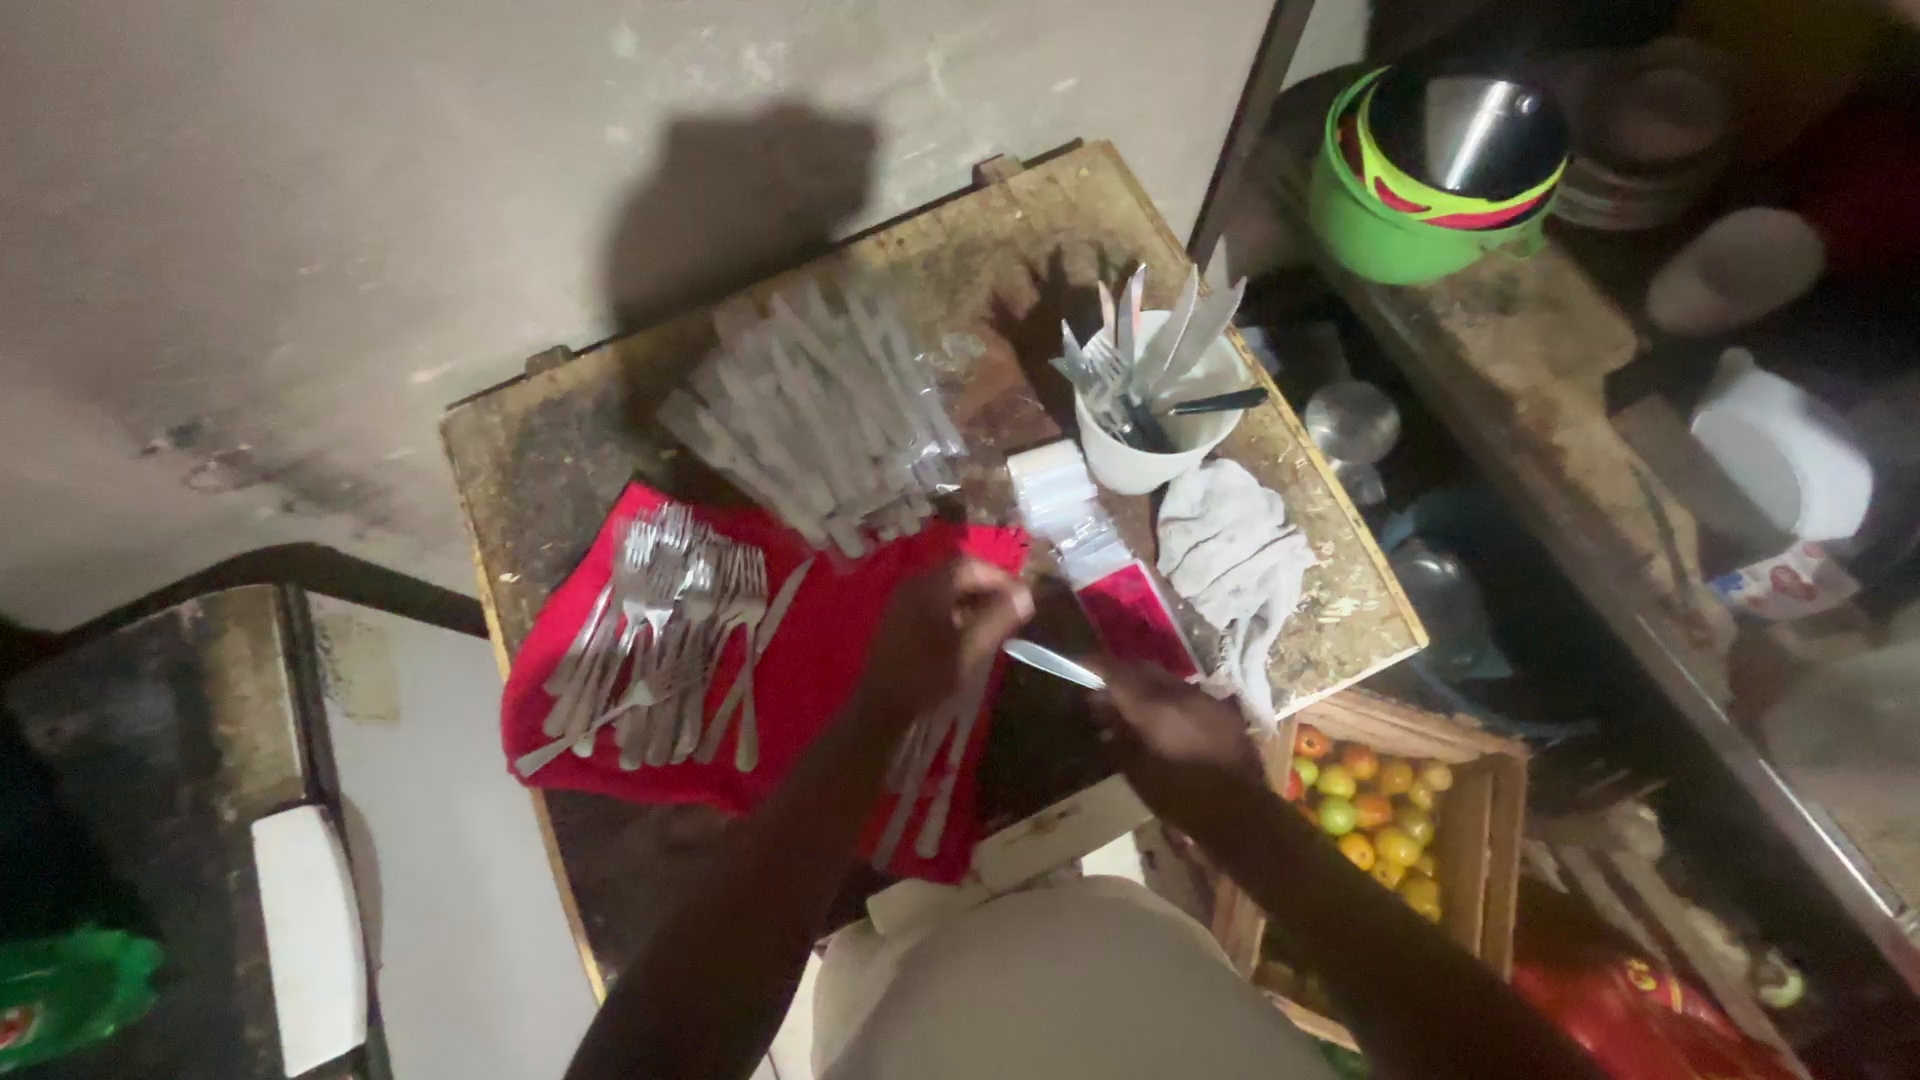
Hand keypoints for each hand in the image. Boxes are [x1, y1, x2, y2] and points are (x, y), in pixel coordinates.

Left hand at [856, 557, 1033, 720]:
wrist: (881, 708)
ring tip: (995, 622)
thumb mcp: (970, 648)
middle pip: (958, 573)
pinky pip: (934, 603)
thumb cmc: (927, 676)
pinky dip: (957, 610)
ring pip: (947, 589)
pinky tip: (968, 632)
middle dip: (989, 588)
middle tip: (1012, 610)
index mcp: (929, 585)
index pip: (972, 564)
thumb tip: (1027, 593)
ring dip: (974, 600)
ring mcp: (903, 601)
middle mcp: (913, 584)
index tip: (1023, 598)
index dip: (1001, 577)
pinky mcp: (900, 618)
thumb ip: (999, 617)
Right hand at [1082, 659, 1267, 836]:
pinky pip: (1188, 694)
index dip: (1092, 664)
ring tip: (1134, 709)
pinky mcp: (1224, 711)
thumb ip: (1117, 734)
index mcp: (1154, 707)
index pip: (1115, 672)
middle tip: (1103, 691)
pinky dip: (1169, 699)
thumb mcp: (1137, 772)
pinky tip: (1167, 723)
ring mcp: (1206, 699)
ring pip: (1167, 679)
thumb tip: (1102, 709)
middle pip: (1141, 668)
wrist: (1242, 816)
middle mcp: (1181, 693)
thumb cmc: (1181, 800)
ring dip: (1146, 686)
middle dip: (1119, 673)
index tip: (1076, 663)